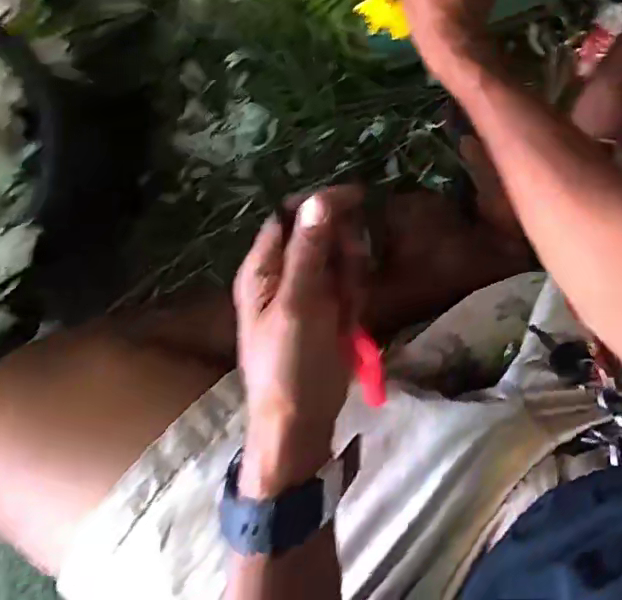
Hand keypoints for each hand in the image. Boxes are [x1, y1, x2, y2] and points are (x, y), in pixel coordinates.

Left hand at [234, 187, 365, 496]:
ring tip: (348, 308)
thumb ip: (309, 250)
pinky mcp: (329, 305)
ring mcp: (309, 288)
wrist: (302, 424)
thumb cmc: (289, 365)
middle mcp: (284, 270)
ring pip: (342, 255)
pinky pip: (351, 280)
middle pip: (323, 231)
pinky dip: (356, 296)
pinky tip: (351, 321)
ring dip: (353, 275)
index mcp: (264, 266)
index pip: (292, 214)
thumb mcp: (298, 304)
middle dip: (344, 248)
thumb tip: (320, 198)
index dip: (322, 203)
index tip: (358, 200)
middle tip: (352, 273)